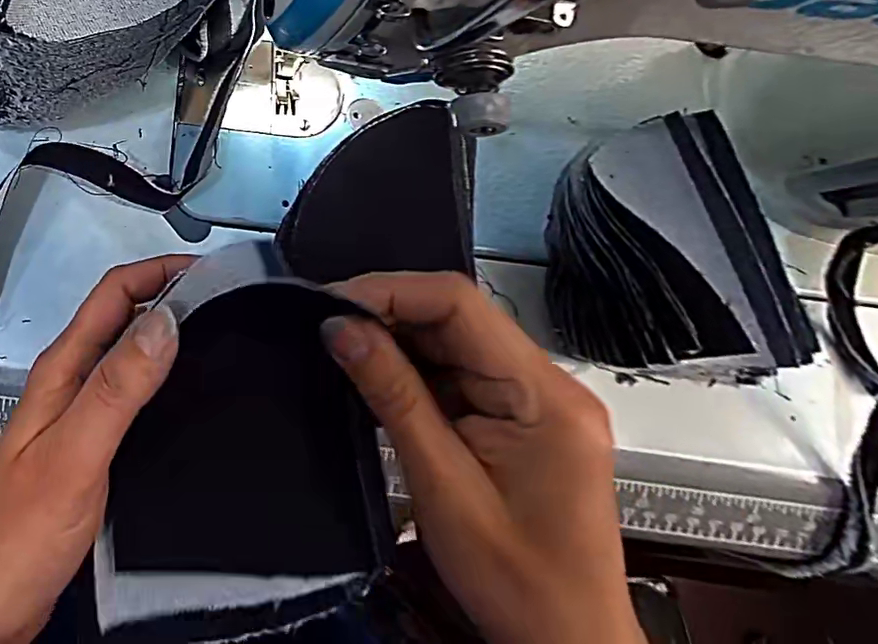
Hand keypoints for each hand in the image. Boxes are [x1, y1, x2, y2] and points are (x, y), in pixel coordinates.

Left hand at [0, 255, 192, 643]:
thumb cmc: (6, 541)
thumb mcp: (71, 454)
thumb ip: (117, 387)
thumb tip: (165, 323)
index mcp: (62, 370)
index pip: (115, 292)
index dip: (160, 270)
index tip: (206, 269)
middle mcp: (69, 384)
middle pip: (125, 315)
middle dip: (171, 295)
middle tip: (219, 297)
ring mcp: (78, 416)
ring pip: (130, 353)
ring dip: (169, 335)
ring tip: (212, 335)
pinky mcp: (90, 448)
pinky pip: (133, 394)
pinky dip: (164, 380)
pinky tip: (185, 397)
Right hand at [322, 272, 641, 643]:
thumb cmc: (519, 585)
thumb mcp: (443, 488)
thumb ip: (393, 396)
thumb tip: (342, 329)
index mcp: (544, 394)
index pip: (461, 304)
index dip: (392, 292)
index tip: (334, 302)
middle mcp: (547, 381)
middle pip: (457, 316)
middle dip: (388, 314)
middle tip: (330, 325)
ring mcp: (535, 395)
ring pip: (453, 338)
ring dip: (397, 340)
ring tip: (345, 347)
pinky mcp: (519, 411)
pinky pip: (458, 369)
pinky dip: (414, 369)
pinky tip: (380, 375)